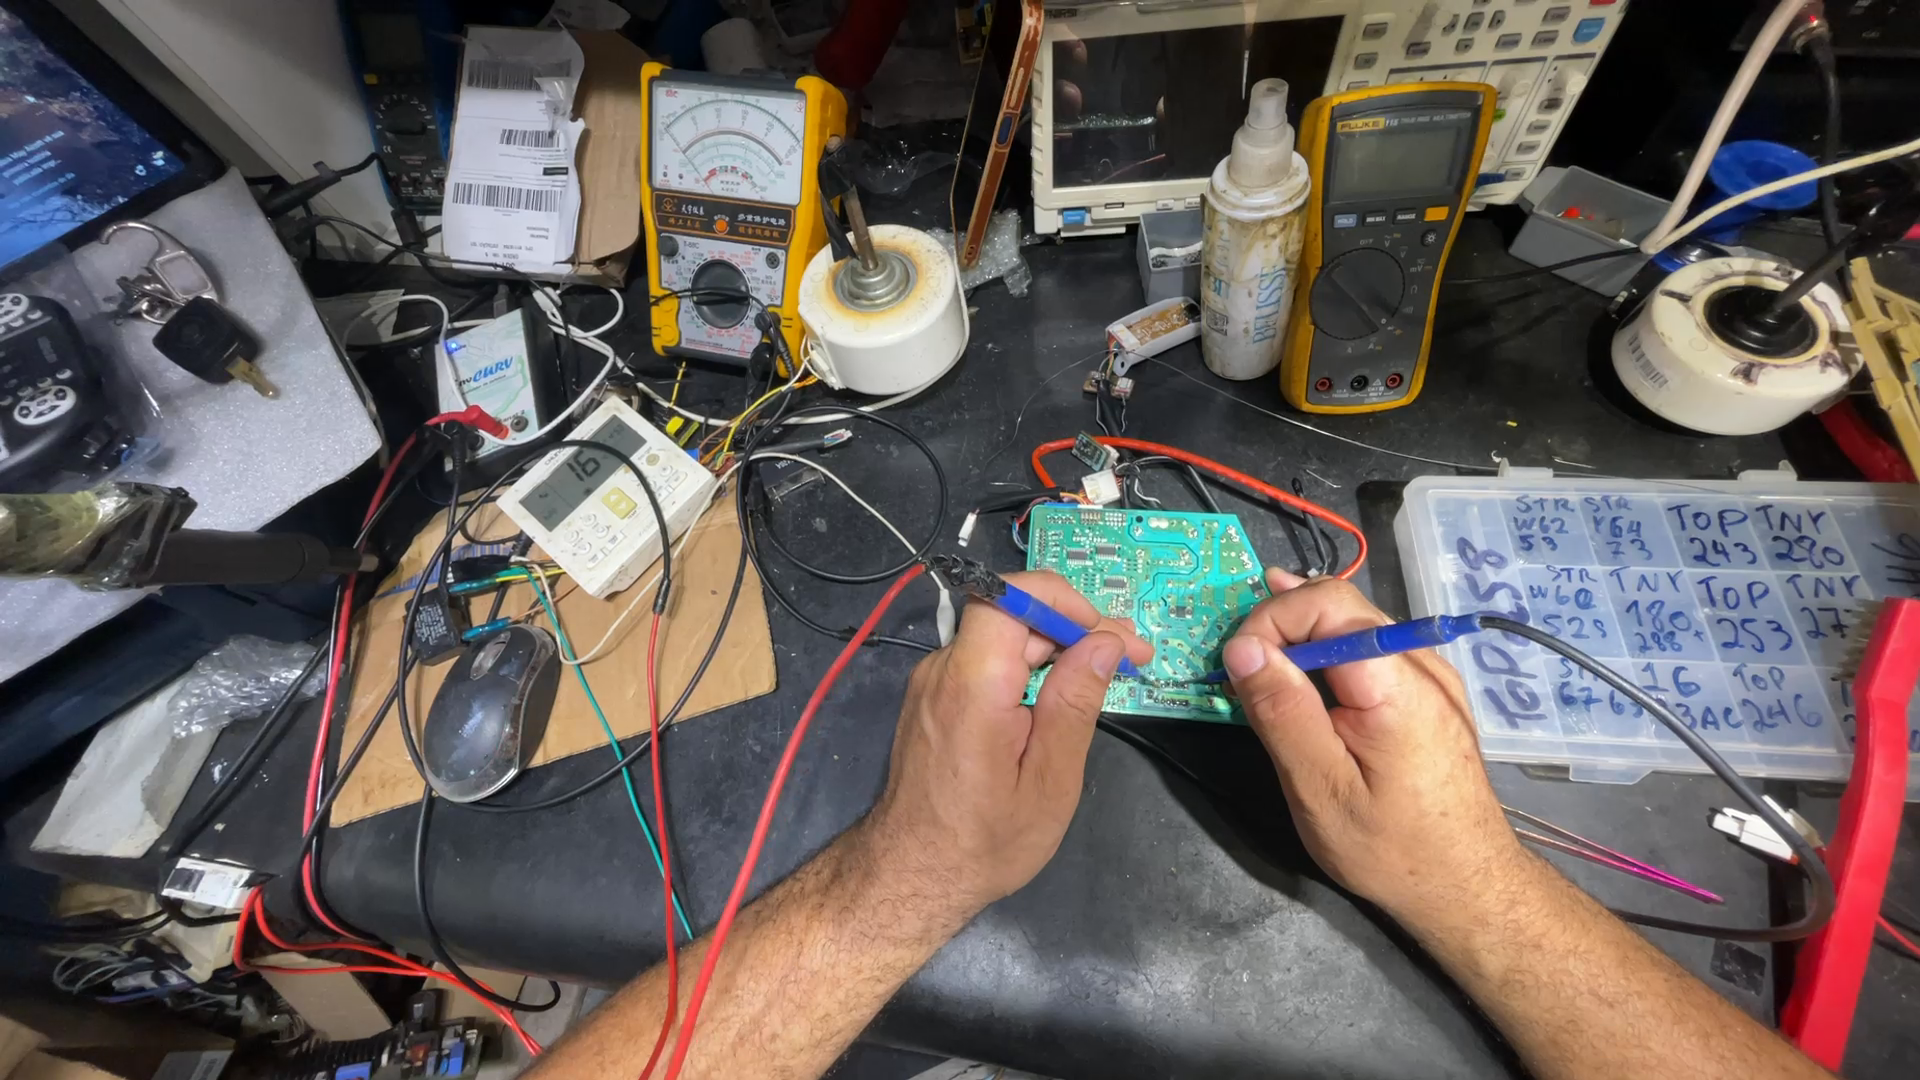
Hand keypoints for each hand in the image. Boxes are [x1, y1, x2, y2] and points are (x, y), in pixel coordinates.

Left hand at [857, 570, 1154, 924]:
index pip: (1009, 597)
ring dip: (1055, 644)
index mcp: (973, 683)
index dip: (1062, 600)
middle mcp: (944, 668)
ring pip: (1001, 635)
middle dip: (1074, 625)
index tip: (1108, 634)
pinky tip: (1061, 685)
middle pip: (1011, 615)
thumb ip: (1075, 704)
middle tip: (1130, 653)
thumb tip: (1104, 643)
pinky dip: (1028, 663)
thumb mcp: (1049, 782)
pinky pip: (986, 659)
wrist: (910, 872)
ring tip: (1106, 666)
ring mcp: (933, 679)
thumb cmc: (986, 841)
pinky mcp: (934, 694)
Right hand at [1221, 569, 1526, 924]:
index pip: (1325, 604)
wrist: (1467, 888)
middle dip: (1276, 622)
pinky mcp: (1420, 688)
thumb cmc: (1390, 847)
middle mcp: (1419, 662)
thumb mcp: (1318, 788)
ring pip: (1346, 619)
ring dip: (1294, 634)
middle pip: (1336, 603)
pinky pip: (1361, 644)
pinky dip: (1318, 649)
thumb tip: (1241, 647)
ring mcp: (1425, 673)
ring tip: (1255, 664)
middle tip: (1238, 664)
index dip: (1270, 619)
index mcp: (1397, 685)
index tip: (1237, 667)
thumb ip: (1281, 711)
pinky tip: (1294, 669)